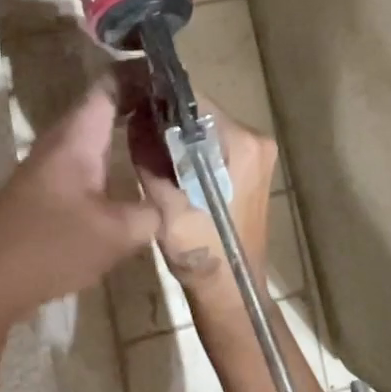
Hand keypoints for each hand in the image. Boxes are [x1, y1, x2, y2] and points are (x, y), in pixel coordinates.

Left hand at [0, 86, 160, 321]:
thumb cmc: (50, 246)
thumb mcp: (115, 233)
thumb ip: (151, 212)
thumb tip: (171, 201)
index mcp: (77, 136)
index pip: (111, 85)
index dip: (142, 74)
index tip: (177, 78)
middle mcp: (62, 140)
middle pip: (104, 106)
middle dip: (141, 102)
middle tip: (182, 110)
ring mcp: (50, 164)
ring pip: (95, 133)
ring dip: (127, 130)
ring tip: (167, 136)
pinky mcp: (45, 189)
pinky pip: (86, 157)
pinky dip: (113, 155)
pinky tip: (134, 174)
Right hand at [134, 102, 277, 295]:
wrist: (232, 291)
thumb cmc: (201, 253)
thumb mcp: (165, 207)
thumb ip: (149, 160)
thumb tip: (134, 120)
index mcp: (241, 144)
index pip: (194, 101)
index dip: (160, 100)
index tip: (132, 102)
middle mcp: (256, 139)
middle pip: (200, 112)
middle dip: (167, 118)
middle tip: (133, 126)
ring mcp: (257, 153)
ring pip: (205, 127)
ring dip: (177, 133)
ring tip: (145, 143)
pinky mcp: (252, 166)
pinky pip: (214, 142)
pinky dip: (190, 147)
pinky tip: (167, 161)